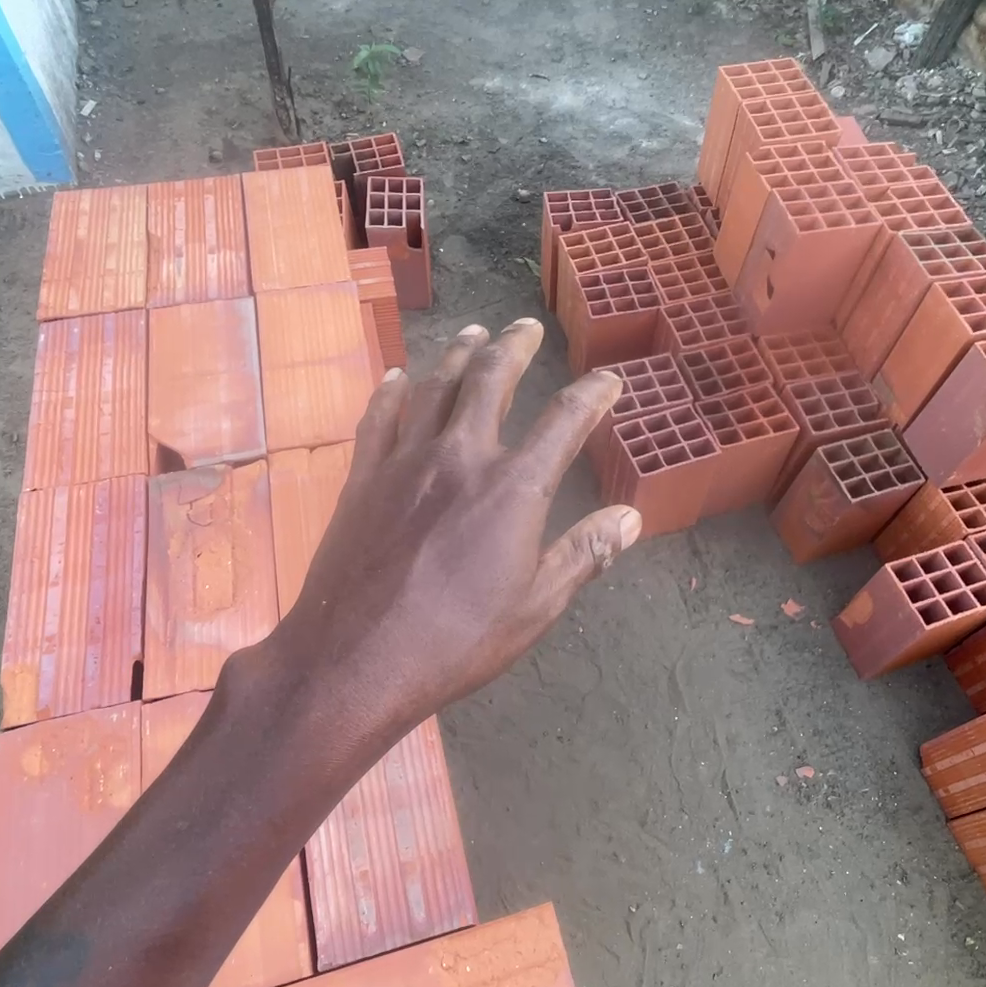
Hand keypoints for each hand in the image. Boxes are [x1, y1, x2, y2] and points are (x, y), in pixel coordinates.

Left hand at [250, 317, 641, 739]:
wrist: (355, 659)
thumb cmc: (456, 641)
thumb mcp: (535, 607)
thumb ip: (583, 554)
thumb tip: (630, 518)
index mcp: (513, 489)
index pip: (565, 422)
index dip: (592, 395)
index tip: (609, 380)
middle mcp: (461, 456)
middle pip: (491, 381)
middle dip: (514, 348)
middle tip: (525, 327)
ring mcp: (405, 460)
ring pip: (436, 386)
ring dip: (459, 354)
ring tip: (475, 333)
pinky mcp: (363, 476)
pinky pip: (381, 415)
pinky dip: (395, 389)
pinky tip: (402, 376)